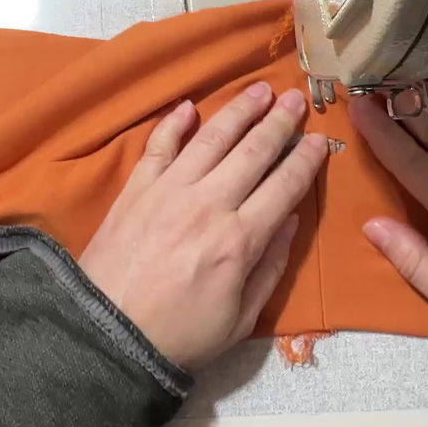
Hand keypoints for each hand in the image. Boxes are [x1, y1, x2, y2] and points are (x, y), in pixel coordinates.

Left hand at [80, 84, 328, 370]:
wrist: (108, 335)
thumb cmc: (180, 334)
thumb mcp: (241, 318)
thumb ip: (271, 267)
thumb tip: (291, 220)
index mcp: (240, 240)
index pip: (284, 186)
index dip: (306, 160)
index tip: (320, 140)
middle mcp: (208, 204)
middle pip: (253, 152)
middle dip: (279, 123)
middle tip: (296, 98)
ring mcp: (169, 190)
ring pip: (211, 138)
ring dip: (238, 111)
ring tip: (259, 90)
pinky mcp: (136, 188)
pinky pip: (159, 146)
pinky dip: (174, 124)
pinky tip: (189, 107)